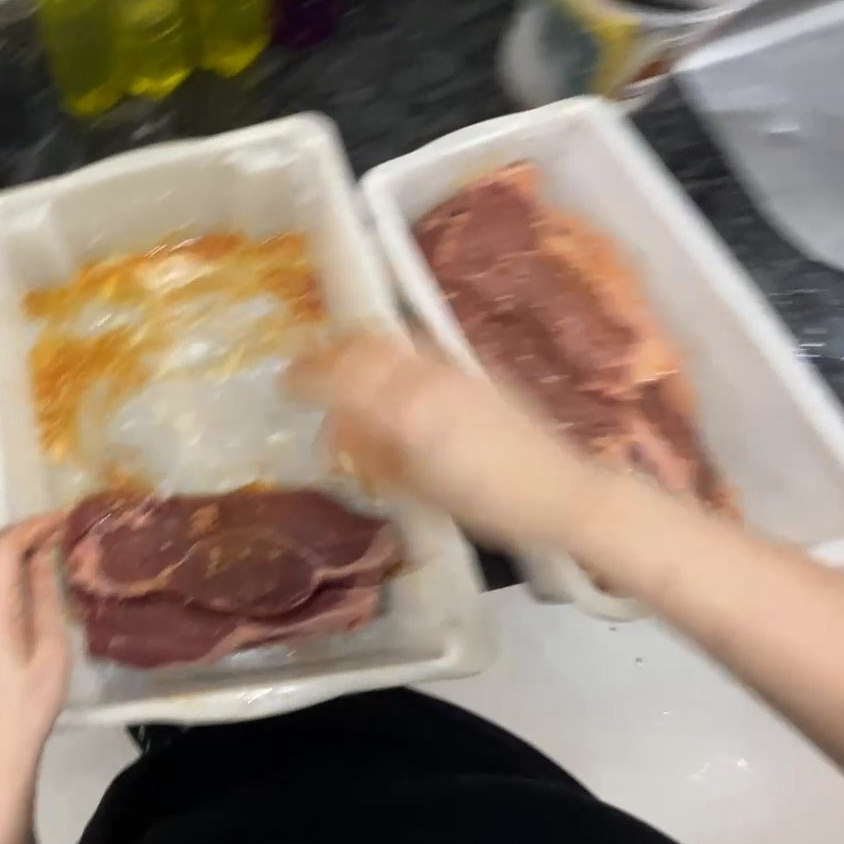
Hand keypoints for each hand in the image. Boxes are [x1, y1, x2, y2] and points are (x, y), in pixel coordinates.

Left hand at [0, 514, 70, 775]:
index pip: (5, 546)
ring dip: (6, 546)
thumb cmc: (33, 697)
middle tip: (53, 530)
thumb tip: (44, 552)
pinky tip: (24, 572)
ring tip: (42, 546)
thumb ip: (44, 592)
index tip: (62, 520)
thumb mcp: (51, 644)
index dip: (33, 527)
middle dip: (19, 531)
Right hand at [287, 334, 611, 552]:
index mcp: (404, 412)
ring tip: (338, 359)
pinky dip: (388, 349)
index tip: (284, 382)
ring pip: (387, 340)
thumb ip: (369, 451)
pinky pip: (417, 346)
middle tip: (304, 369)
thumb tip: (335, 429)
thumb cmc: (482, 504)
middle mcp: (423, 379)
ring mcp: (449, 368)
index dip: (303, 376)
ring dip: (354, 345)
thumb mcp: (414, 487)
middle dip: (324, 354)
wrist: (559, 492)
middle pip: (358, 348)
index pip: (337, 378)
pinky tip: (385, 366)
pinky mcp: (470, 367)